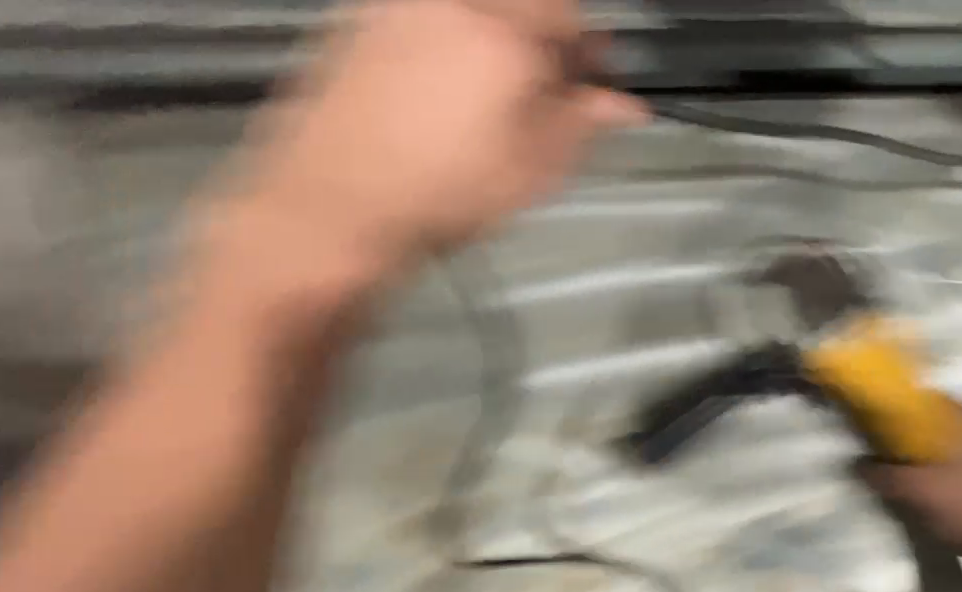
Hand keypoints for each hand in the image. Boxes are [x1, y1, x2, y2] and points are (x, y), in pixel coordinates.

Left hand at [220, 0, 644, 283]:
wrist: (340, 202)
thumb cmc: (442, 192)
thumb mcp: (535, 169)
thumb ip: (583, 123)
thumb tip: (621, 105)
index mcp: (501, 34)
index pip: (567, 13)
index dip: (589, 47)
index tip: (595, 76)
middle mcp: (448, 3)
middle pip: (517, 3)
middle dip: (542, 39)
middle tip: (552, 87)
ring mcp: (397, 5)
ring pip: (469, 10)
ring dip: (497, 38)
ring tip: (500, 94)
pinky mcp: (359, 21)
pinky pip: (425, 15)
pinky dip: (452, 40)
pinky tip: (450, 91)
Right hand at [861, 415, 961, 574]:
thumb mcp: (921, 495)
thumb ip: (888, 477)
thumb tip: (859, 464)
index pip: (942, 402)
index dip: (916, 411)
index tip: (897, 426)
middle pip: (958, 426)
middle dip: (934, 437)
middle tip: (910, 455)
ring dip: (954, 458)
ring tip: (932, 478)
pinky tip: (960, 496)